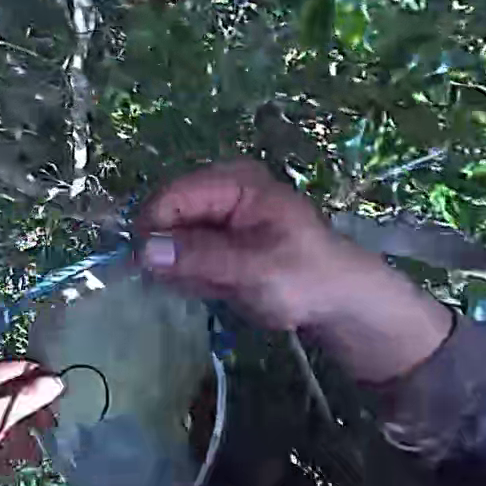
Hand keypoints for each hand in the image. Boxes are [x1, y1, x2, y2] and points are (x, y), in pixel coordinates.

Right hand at [137, 160, 452, 380]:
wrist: (341, 303)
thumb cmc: (307, 279)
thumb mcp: (255, 270)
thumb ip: (200, 258)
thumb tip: (144, 251)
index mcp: (233, 182)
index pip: (170, 196)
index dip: (152, 230)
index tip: (147, 269)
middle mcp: (220, 191)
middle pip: (166, 214)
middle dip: (166, 252)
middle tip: (185, 284)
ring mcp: (217, 215)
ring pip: (169, 237)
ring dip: (179, 267)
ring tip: (211, 287)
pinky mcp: (215, 239)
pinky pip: (182, 253)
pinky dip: (188, 274)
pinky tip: (215, 287)